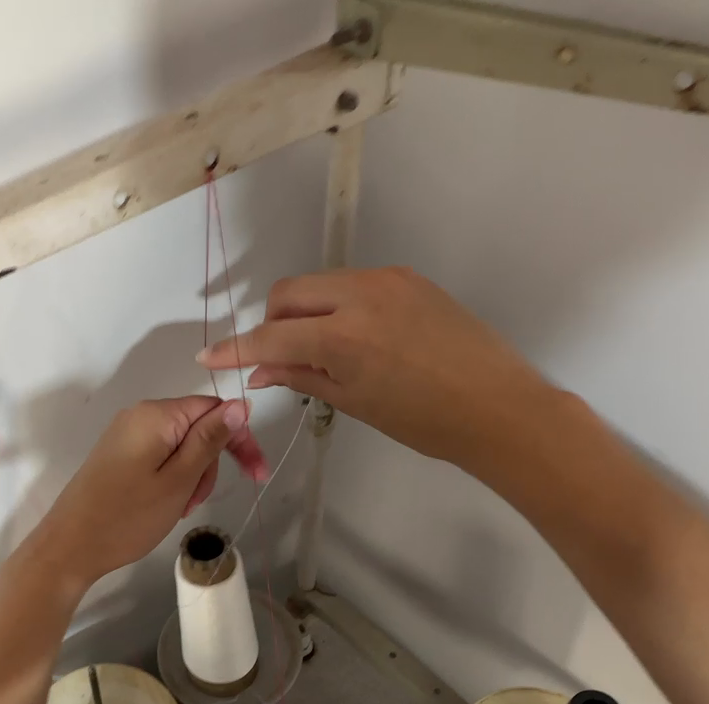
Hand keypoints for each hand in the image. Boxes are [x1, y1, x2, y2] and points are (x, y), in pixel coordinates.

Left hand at [23, 396, 267, 590]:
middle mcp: (139, 415)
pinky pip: (159, 459)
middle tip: (195, 502)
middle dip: (208, 464)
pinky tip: (164, 506)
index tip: (256, 476)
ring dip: (190, 477)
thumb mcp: (179, 480)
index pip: (214, 408)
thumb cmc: (128, 517)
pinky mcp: (117, 456)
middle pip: (197, 427)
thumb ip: (210, 440)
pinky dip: (171, 480)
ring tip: (178, 509)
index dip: (239, 438)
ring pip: (180, 447)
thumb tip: (240, 404)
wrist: (70, 547)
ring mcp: (125, 436)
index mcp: (156, 414)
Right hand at [198, 267, 567, 472]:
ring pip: (320, 285)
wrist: (498, 406)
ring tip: (320, 351)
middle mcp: (361, 295)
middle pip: (289, 293)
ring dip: (305, 312)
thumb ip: (300, 377)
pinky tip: (352, 338)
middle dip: (271, 323)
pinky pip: (353, 284)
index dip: (236, 349)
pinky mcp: (408, 278)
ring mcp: (388, 280)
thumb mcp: (353, 401)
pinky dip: (336, 307)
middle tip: (278, 358)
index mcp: (344, 337)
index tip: (209, 357)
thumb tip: (258, 371)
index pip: (271, 336)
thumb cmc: (424, 420)